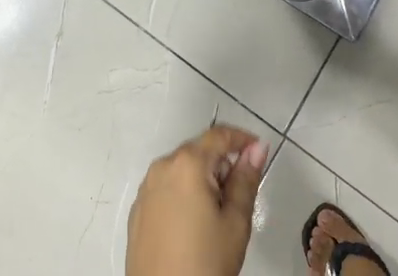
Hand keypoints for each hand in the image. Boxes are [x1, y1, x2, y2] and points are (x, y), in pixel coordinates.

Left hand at [127, 126, 268, 275]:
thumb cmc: (206, 261)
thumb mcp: (235, 222)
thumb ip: (246, 179)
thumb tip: (257, 147)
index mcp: (187, 164)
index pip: (219, 135)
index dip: (242, 139)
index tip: (260, 152)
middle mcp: (162, 167)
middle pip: (199, 151)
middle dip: (222, 164)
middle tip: (239, 196)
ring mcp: (145, 189)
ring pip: (181, 170)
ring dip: (203, 179)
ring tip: (217, 215)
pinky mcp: (137, 210)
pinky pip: (166, 188)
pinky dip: (183, 194)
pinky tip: (193, 225)